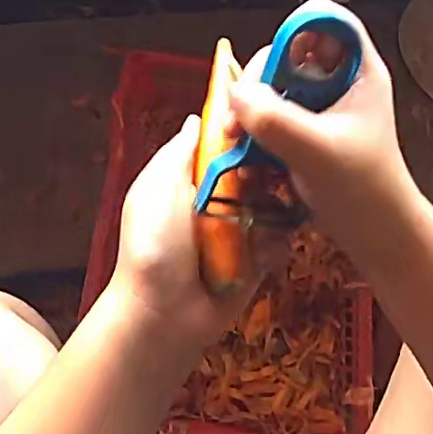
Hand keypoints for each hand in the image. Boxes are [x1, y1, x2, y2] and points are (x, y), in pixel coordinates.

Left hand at [107, 115, 255, 351]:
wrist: (164, 315)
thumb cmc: (153, 244)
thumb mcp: (157, 187)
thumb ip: (178, 152)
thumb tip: (196, 119)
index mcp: (190, 181)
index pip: (224, 147)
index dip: (243, 134)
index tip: (265, 120)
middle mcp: (216, 202)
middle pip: (256, 172)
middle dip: (267, 170)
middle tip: (276, 169)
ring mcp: (238, 232)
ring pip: (273, 205)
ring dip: (274, 208)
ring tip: (273, 212)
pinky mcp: (256, 261)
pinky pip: (279, 241)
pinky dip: (276, 242)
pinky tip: (266, 247)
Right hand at [227, 0, 416, 245]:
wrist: (377, 236)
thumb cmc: (362, 190)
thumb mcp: (316, 150)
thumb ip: (274, 118)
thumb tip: (235, 94)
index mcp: (357, 70)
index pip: (327, 21)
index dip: (297, 32)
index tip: (271, 68)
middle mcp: (337, 80)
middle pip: (289, 53)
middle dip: (259, 80)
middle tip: (238, 113)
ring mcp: (320, 106)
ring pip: (274, 85)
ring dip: (249, 107)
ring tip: (235, 136)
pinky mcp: (305, 130)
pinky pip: (270, 114)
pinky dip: (254, 128)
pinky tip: (245, 152)